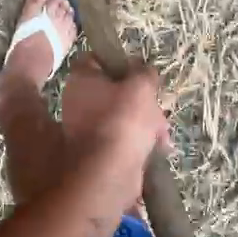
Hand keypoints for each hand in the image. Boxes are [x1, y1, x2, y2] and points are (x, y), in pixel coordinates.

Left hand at [60, 54, 168, 207]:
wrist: (108, 176)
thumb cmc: (122, 121)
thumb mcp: (141, 87)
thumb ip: (144, 73)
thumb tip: (144, 71)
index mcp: (80, 79)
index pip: (97, 60)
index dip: (121, 63)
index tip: (142, 74)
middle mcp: (76, 102)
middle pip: (114, 92)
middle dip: (141, 102)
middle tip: (157, 111)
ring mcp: (84, 130)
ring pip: (121, 118)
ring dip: (145, 125)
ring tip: (161, 137)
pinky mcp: (96, 155)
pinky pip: (121, 142)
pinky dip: (139, 146)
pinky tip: (156, 152)